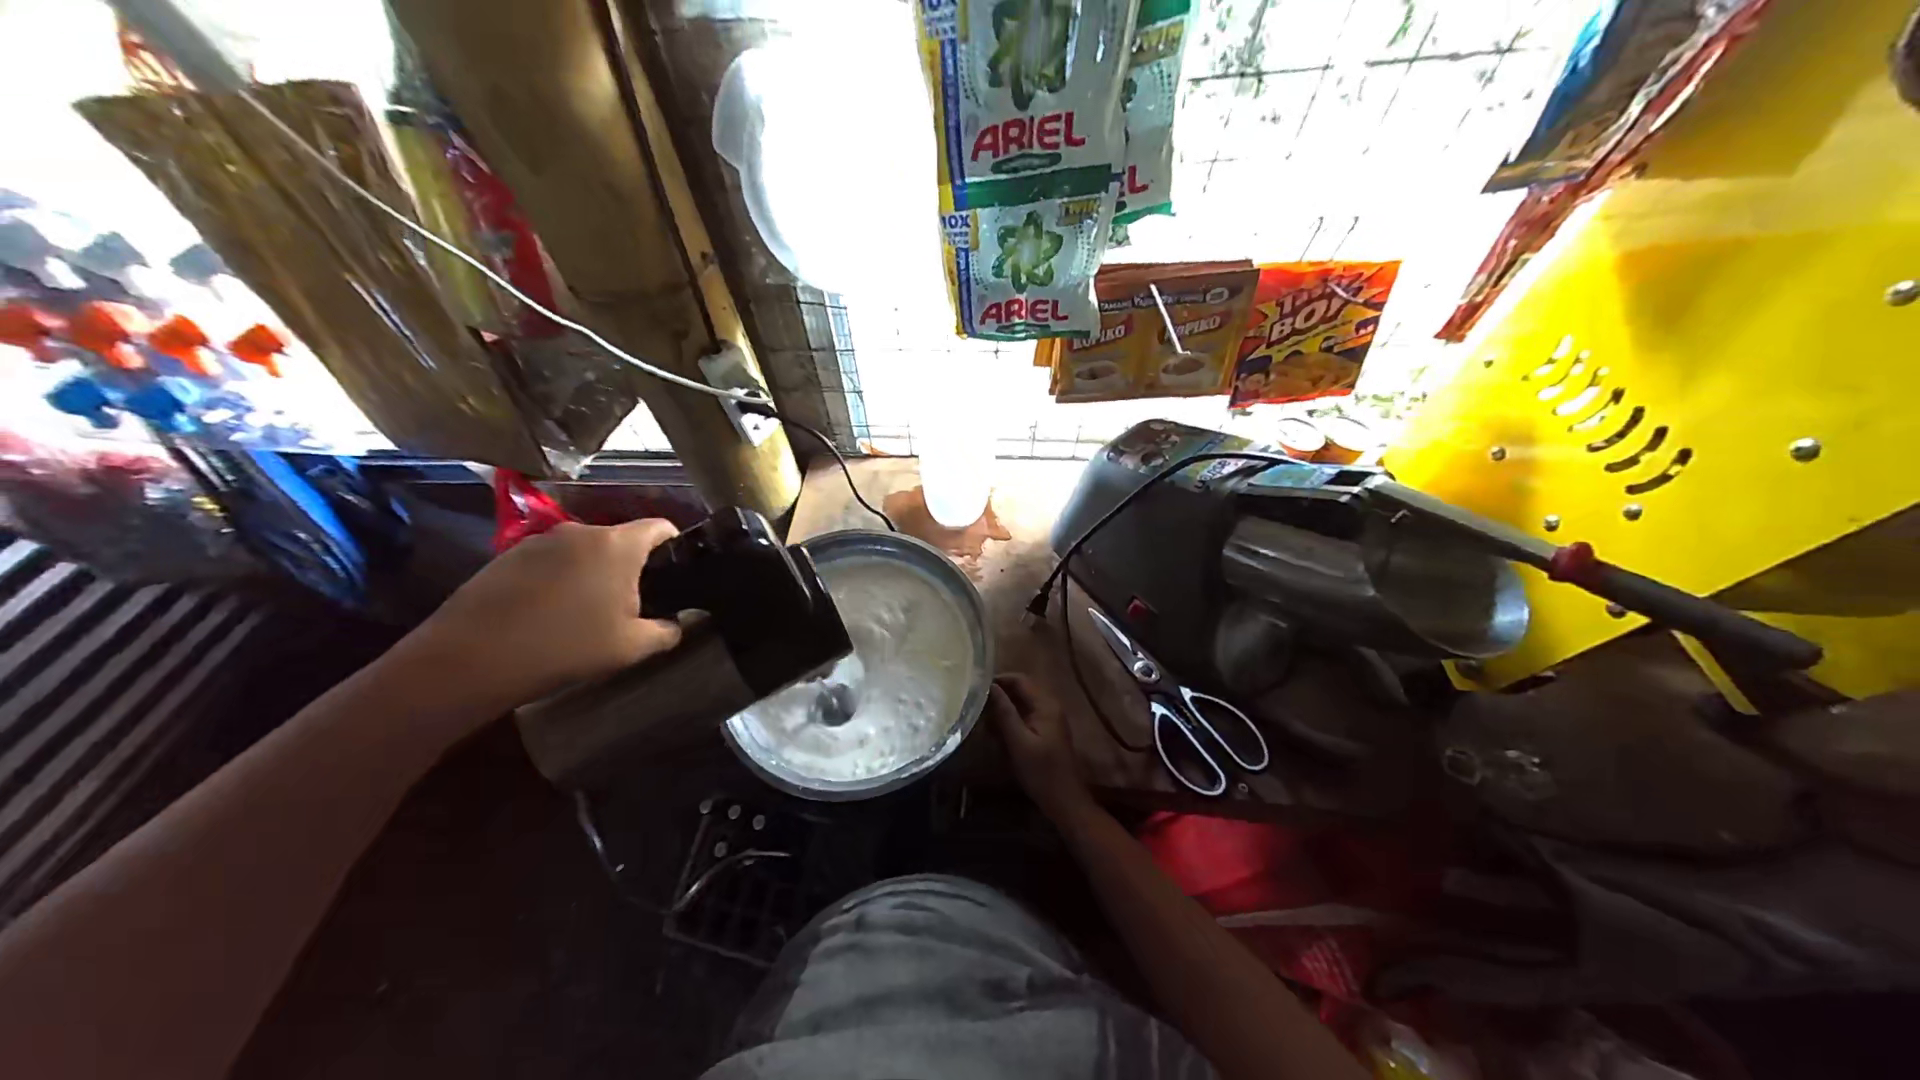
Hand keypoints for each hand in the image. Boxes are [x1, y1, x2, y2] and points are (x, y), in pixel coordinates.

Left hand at [401, 519, 684, 711]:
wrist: (473, 659)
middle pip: (620, 540)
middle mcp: (581, 531)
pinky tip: (549, 613)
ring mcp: (540, 540)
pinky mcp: (508, 555)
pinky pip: (551, 560)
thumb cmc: (567, 646)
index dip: (674, 545)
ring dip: (592, 572)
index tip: (675, 573)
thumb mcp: (631, 647)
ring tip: (585, 611)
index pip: (660, 527)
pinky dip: (559, 579)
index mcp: (618, 545)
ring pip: (584, 550)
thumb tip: (678, 622)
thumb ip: (667, 631)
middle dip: (630, 567)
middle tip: (629, 604)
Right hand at [988, 674, 1092, 819]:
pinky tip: (994, 731)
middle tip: (975, 703)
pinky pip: (1024, 717)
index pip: (1020, 680)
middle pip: (1021, 690)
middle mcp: (1049, 706)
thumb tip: (990, 687)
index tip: (976, 686)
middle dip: (999, 695)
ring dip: (1002, 709)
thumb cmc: (1041, 771)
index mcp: (1046, 705)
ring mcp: (1048, 720)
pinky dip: (1009, 721)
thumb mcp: (1018, 741)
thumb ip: (1004, 712)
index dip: (999, 680)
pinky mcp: (1044, 732)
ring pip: (1021, 704)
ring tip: (981, 718)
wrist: (1064, 800)